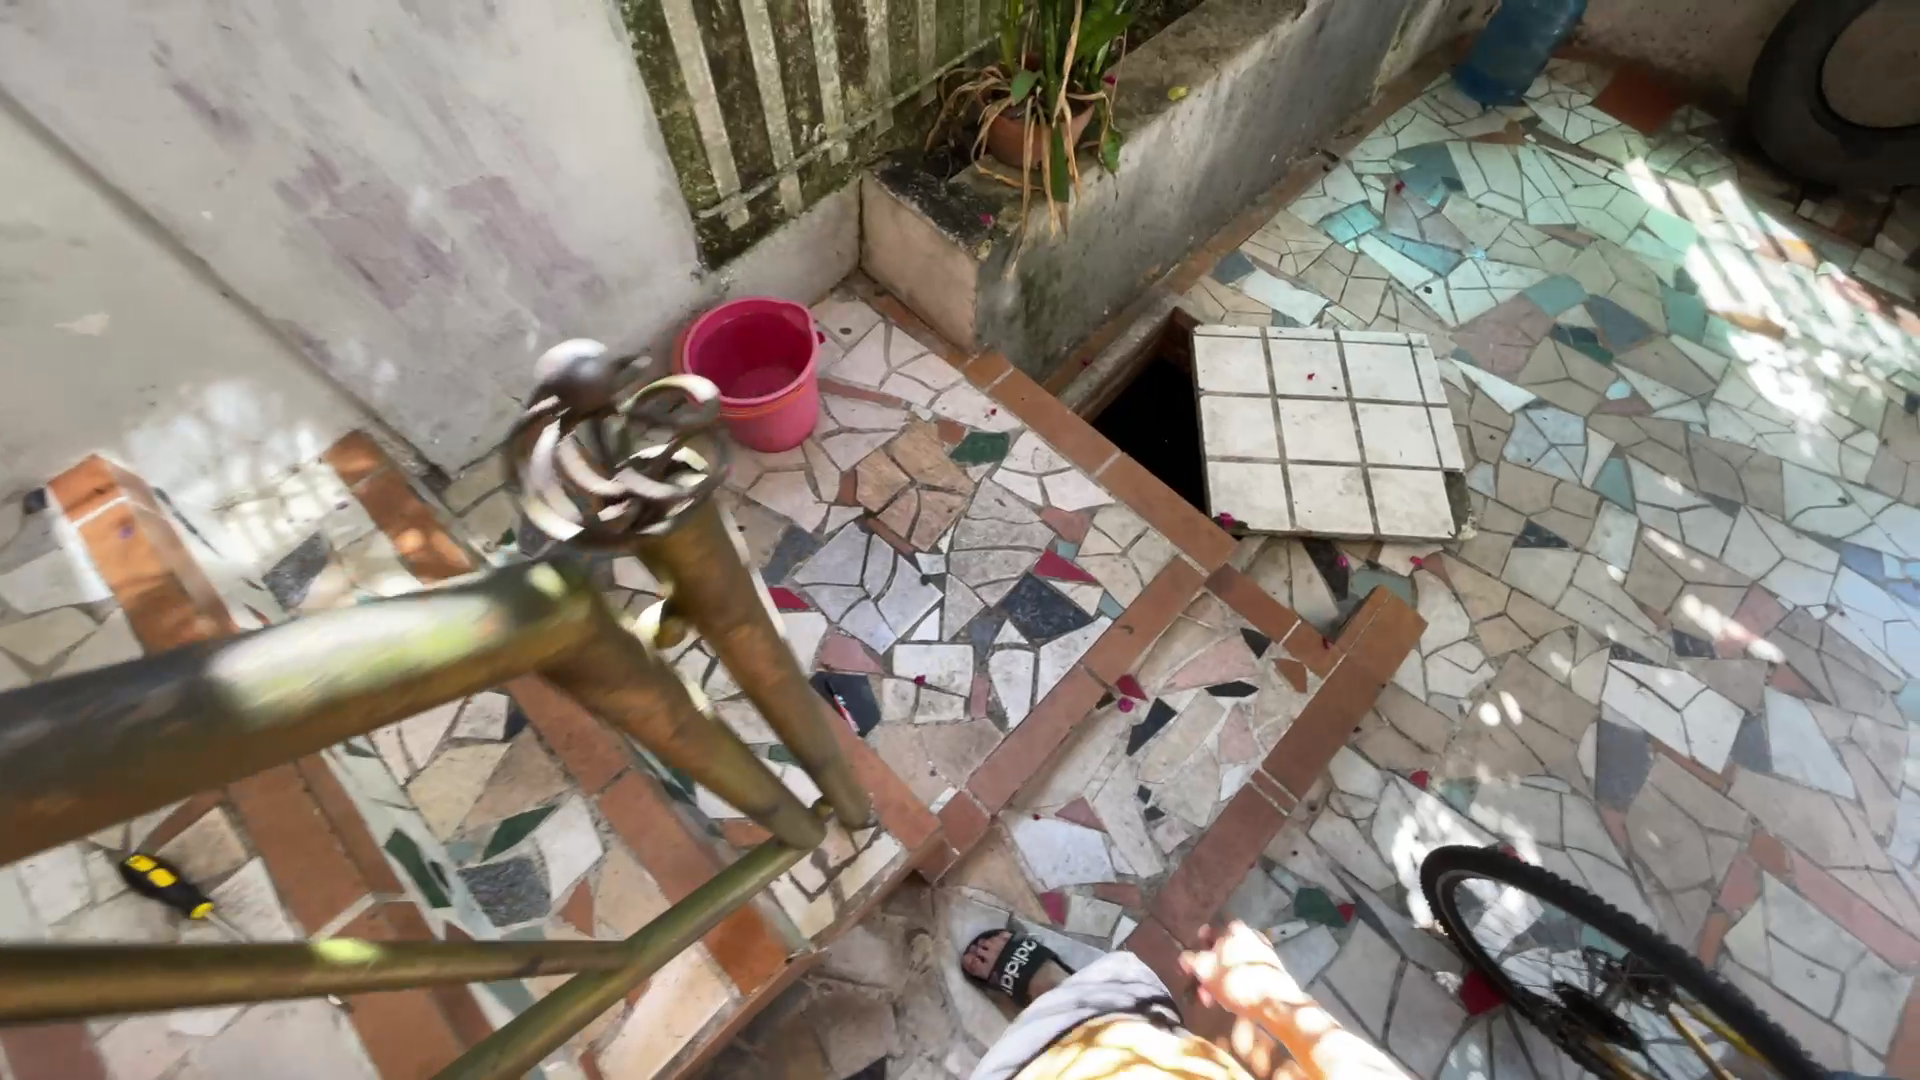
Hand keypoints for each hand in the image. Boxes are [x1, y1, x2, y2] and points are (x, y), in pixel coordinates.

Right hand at [1179, 921, 1311, 1015]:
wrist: (1277, 1004)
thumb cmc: (1236, 982)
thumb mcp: (1204, 969)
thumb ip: (1189, 960)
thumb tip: (1183, 957)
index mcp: (1232, 927)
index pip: (1206, 934)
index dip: (1196, 953)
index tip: (1193, 972)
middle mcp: (1249, 933)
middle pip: (1221, 952)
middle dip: (1210, 972)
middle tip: (1205, 992)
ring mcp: (1264, 951)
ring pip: (1235, 964)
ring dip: (1224, 980)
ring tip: (1220, 1001)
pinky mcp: (1275, 969)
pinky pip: (1250, 973)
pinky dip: (1242, 982)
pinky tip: (1239, 999)